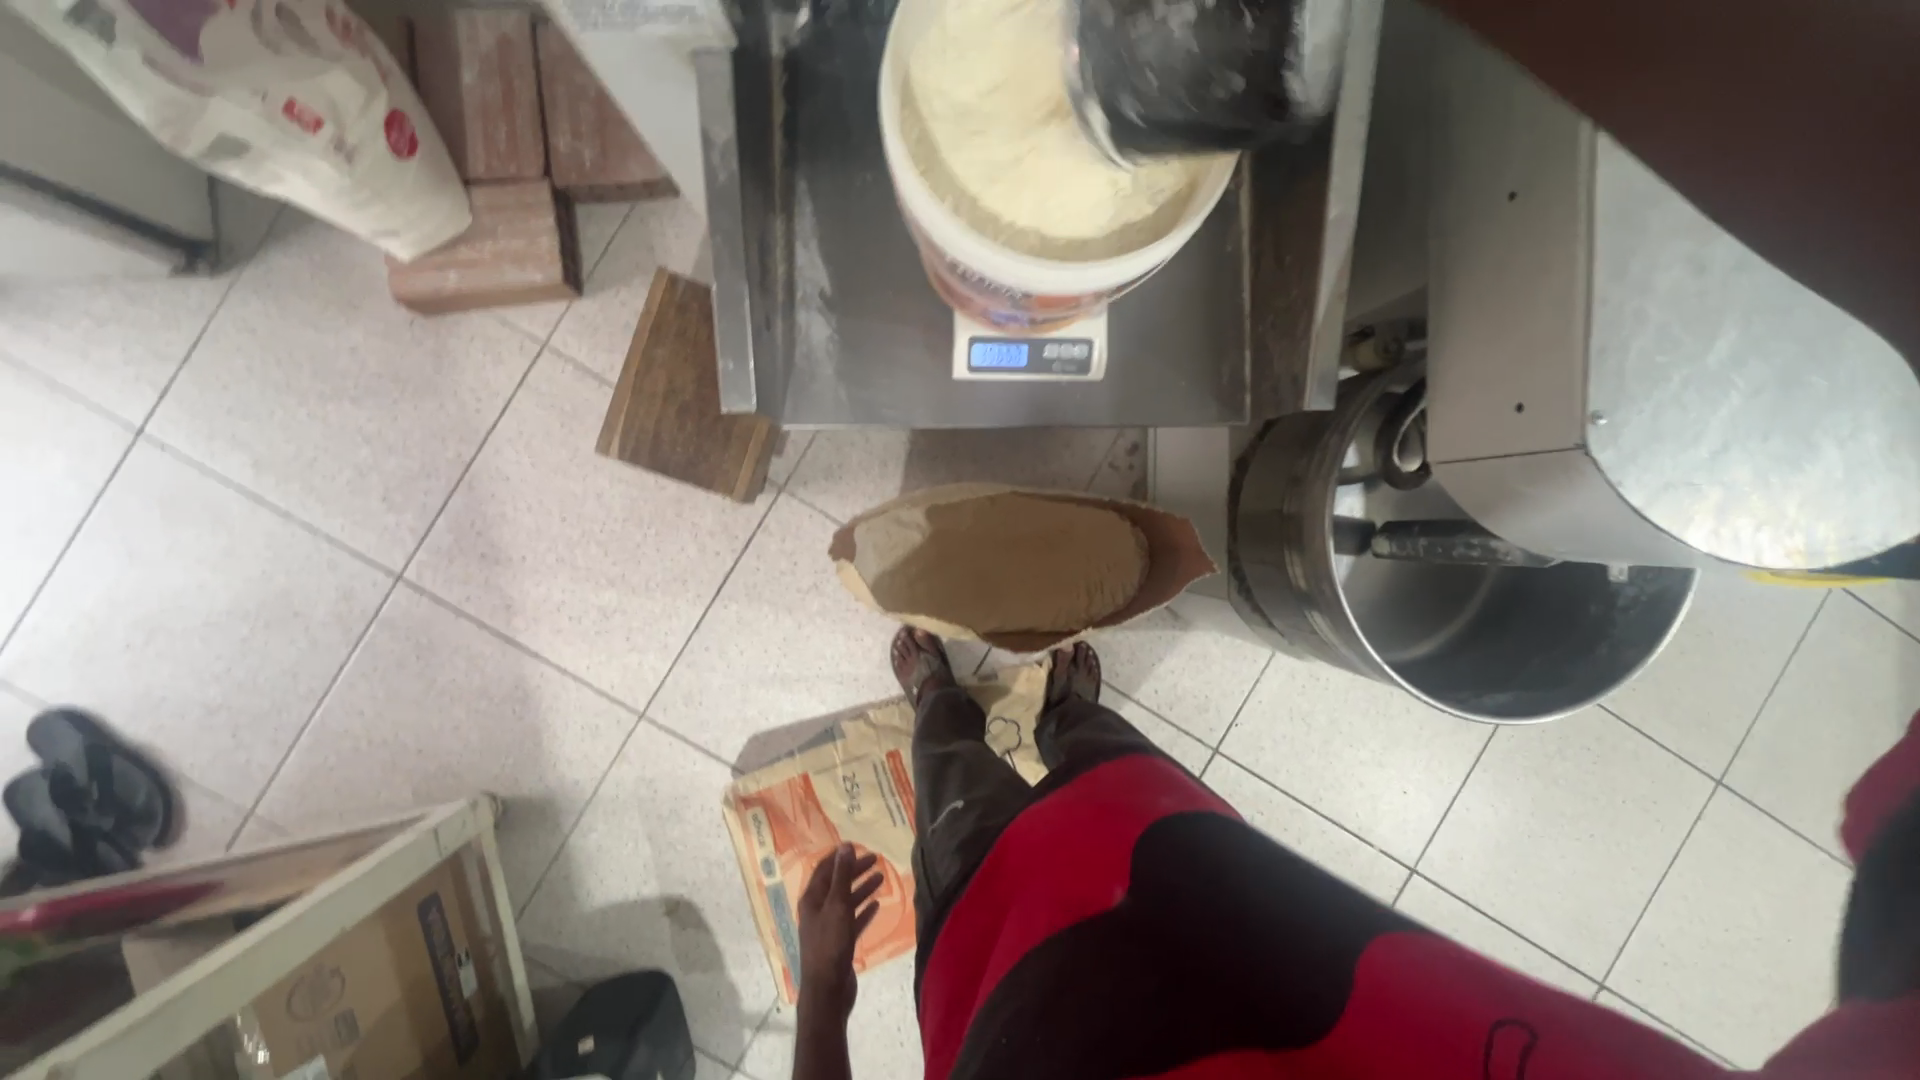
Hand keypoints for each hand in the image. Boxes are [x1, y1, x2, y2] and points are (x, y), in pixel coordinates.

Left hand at [797, 843, 881, 1020]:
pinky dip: (863, 911)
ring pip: (846, 901)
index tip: (857, 846)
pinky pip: (852, 921)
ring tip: (881, 878)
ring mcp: (828, 928)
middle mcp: (818, 910)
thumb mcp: (837, 905)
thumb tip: (845, 846)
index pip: (824, 870)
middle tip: (875, 859)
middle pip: (837, 883)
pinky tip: (877, 906)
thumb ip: (842, 875)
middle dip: (854, 870)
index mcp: (812, 899)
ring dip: (862, 888)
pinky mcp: (840, 943)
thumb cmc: (830, 945)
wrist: (828, 991)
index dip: (839, 857)